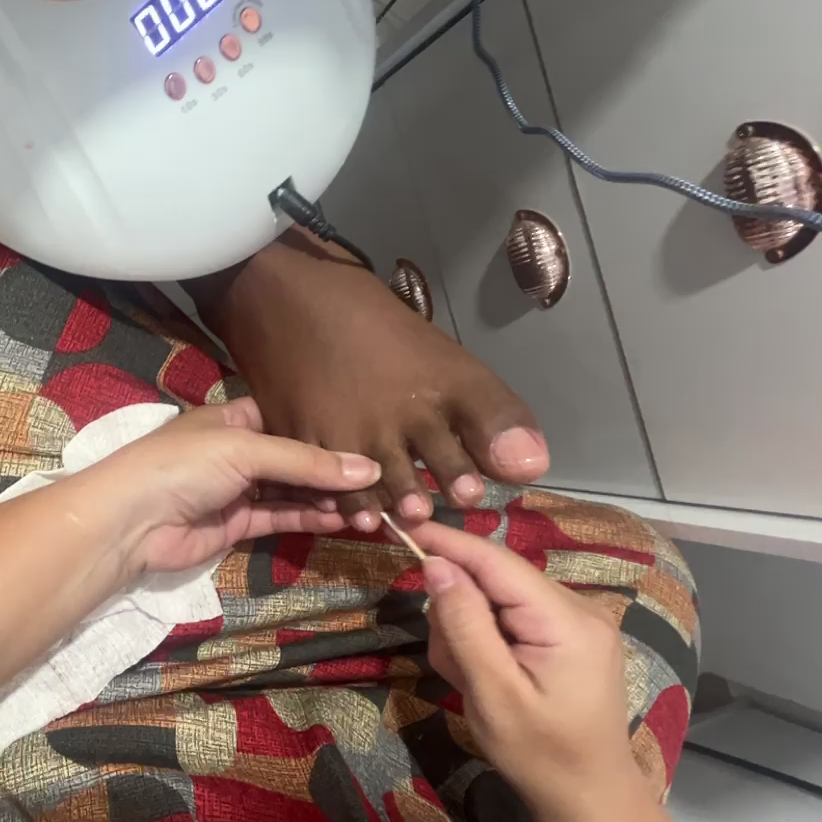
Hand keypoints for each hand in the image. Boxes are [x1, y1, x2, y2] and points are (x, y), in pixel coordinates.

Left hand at [71, 399, 381, 574]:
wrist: (132, 520)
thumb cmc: (183, 465)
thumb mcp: (245, 449)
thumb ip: (306, 461)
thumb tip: (370, 468)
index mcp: (233, 417)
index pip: (290, 420)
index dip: (327, 431)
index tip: (373, 442)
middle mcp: (238, 450)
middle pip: (295, 458)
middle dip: (334, 471)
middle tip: (384, 483)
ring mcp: (237, 488)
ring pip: (291, 490)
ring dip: (327, 498)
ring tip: (372, 506)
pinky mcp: (235, 523)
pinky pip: (280, 517)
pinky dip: (309, 518)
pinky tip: (343, 519)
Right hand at [188, 230, 549, 527]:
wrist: (288, 302)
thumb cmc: (371, 322)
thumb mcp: (445, 357)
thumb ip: (491, 414)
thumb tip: (533, 470)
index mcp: (441, 389)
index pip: (473, 452)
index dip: (470, 481)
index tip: (468, 495)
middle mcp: (397, 416)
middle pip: (419, 479)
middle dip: (424, 500)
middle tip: (424, 513)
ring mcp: (348, 432)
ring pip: (372, 489)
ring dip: (383, 506)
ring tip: (388, 519)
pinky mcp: (305, 440)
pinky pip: (324, 483)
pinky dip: (338, 500)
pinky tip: (347, 508)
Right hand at [411, 521, 649, 821]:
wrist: (588, 798)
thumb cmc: (540, 752)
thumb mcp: (491, 692)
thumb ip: (464, 625)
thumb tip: (435, 565)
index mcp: (566, 620)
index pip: (495, 561)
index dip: (447, 541)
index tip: (402, 526)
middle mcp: (577, 607)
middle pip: (493, 578)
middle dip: (457, 609)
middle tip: (453, 664)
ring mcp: (573, 619)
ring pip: (494, 596)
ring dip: (467, 629)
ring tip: (472, 679)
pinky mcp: (563, 633)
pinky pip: (506, 614)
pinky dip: (482, 638)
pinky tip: (486, 675)